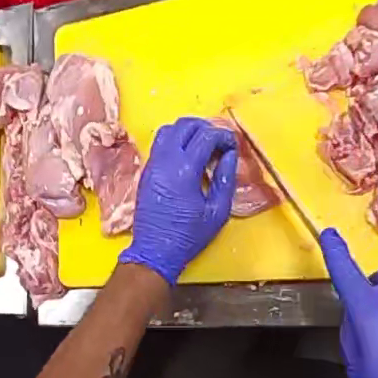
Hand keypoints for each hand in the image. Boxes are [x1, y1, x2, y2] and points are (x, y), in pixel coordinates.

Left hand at [117, 116, 237, 284]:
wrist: (154, 252)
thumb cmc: (188, 236)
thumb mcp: (217, 212)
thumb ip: (225, 179)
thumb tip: (229, 155)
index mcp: (184, 171)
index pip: (206, 135)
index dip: (223, 136)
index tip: (232, 147)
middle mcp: (164, 162)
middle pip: (184, 125)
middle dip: (205, 127)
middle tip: (218, 143)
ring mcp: (152, 165)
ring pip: (168, 130)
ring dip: (187, 131)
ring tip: (202, 147)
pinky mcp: (145, 172)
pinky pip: (159, 144)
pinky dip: (175, 142)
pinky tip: (187, 158)